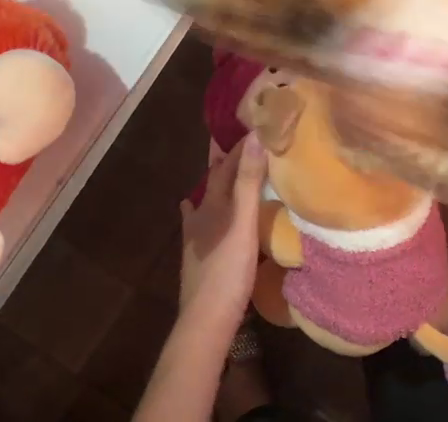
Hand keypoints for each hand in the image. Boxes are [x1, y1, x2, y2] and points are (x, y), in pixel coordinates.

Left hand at [178, 134, 267, 328]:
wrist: (205, 320)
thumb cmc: (228, 270)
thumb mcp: (244, 223)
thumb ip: (249, 182)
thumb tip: (254, 137)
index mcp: (212, 204)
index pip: (225, 166)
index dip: (239, 147)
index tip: (255, 127)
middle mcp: (200, 216)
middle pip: (213, 181)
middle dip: (226, 161)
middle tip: (239, 141)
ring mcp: (196, 238)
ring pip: (205, 202)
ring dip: (216, 184)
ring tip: (221, 170)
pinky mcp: (198, 258)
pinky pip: (198, 225)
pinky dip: (197, 212)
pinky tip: (192, 213)